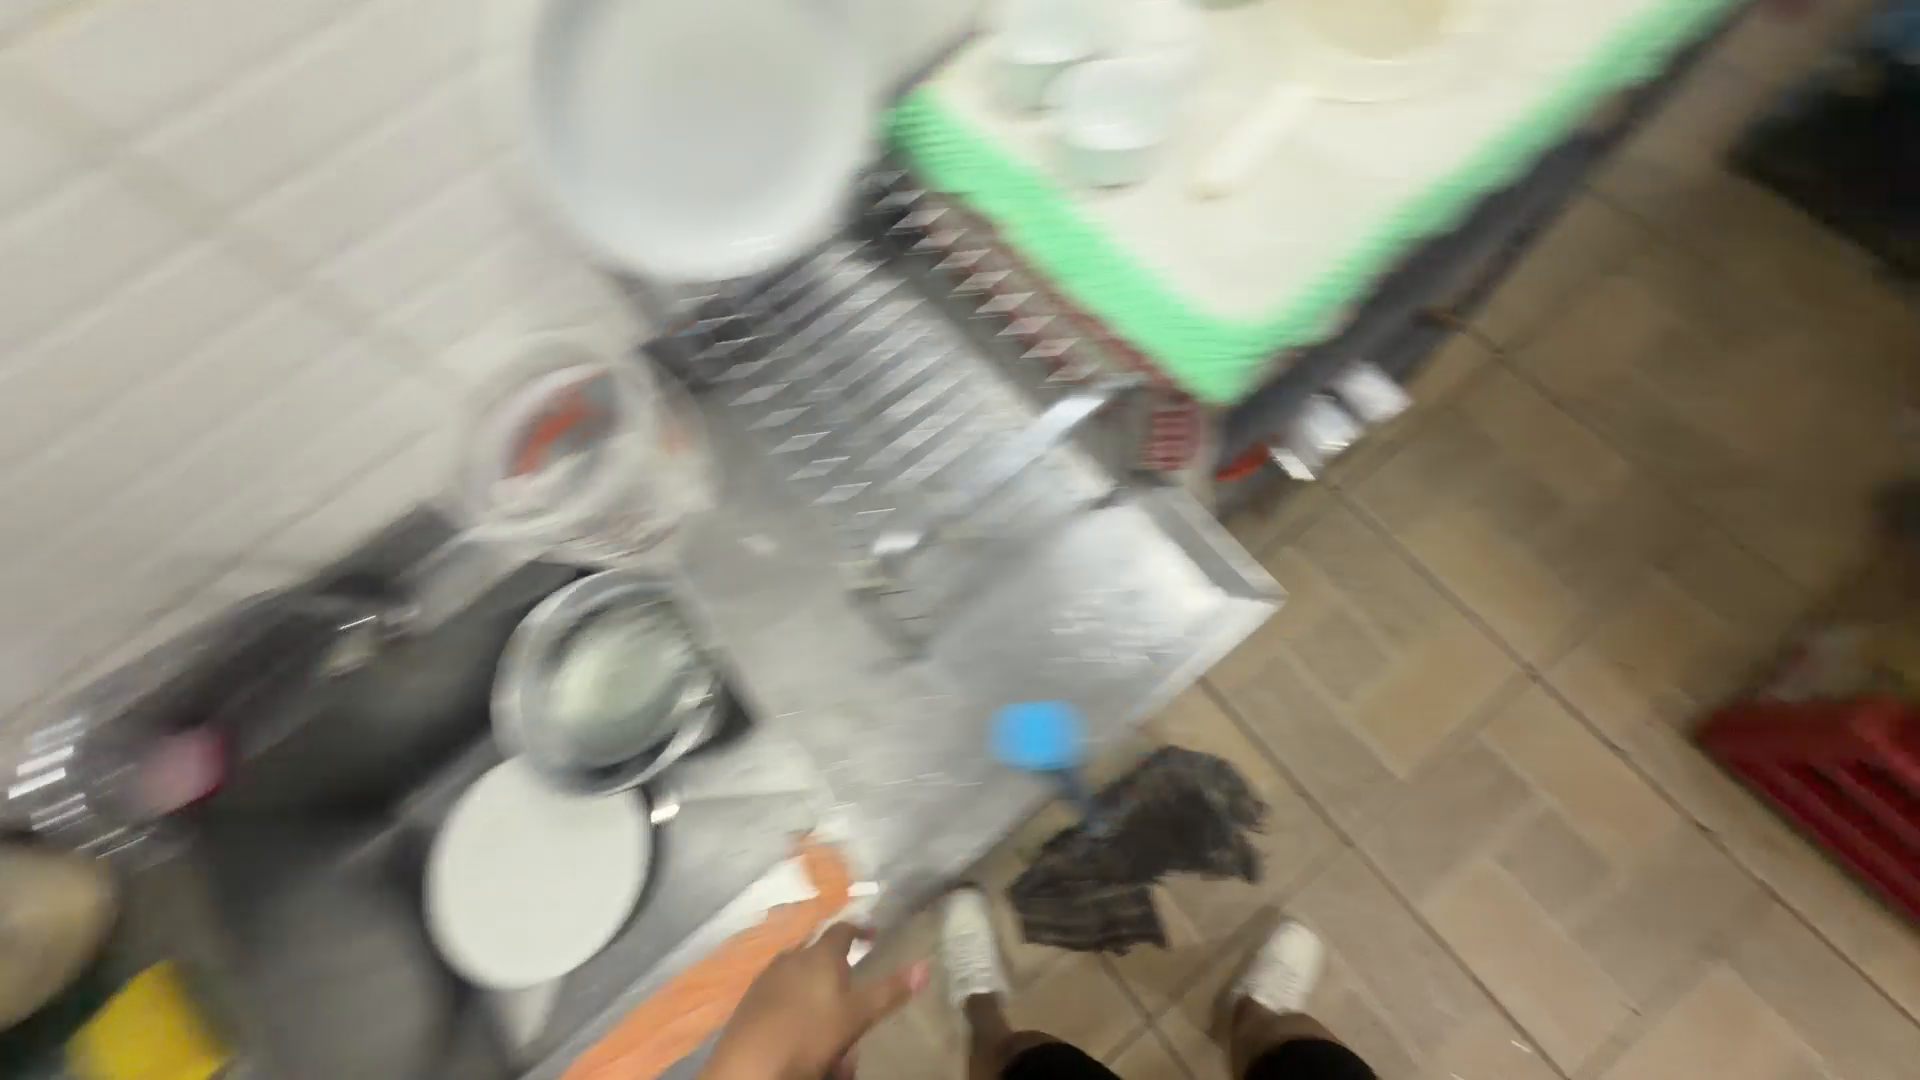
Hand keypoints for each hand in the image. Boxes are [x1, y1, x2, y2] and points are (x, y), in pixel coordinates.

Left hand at [702, 924, 930, 1079]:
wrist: (746, 1069)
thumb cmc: (808, 1036)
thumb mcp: (856, 1017)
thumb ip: (889, 991)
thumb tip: (927, 965)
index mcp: (820, 954)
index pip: (844, 929)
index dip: (860, 930)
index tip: (874, 937)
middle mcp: (792, 957)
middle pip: (820, 954)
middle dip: (838, 973)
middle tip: (853, 1000)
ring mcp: (767, 979)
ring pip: (799, 977)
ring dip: (816, 994)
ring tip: (827, 1026)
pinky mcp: (749, 1003)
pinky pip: (779, 996)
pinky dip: (793, 1007)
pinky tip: (797, 1034)